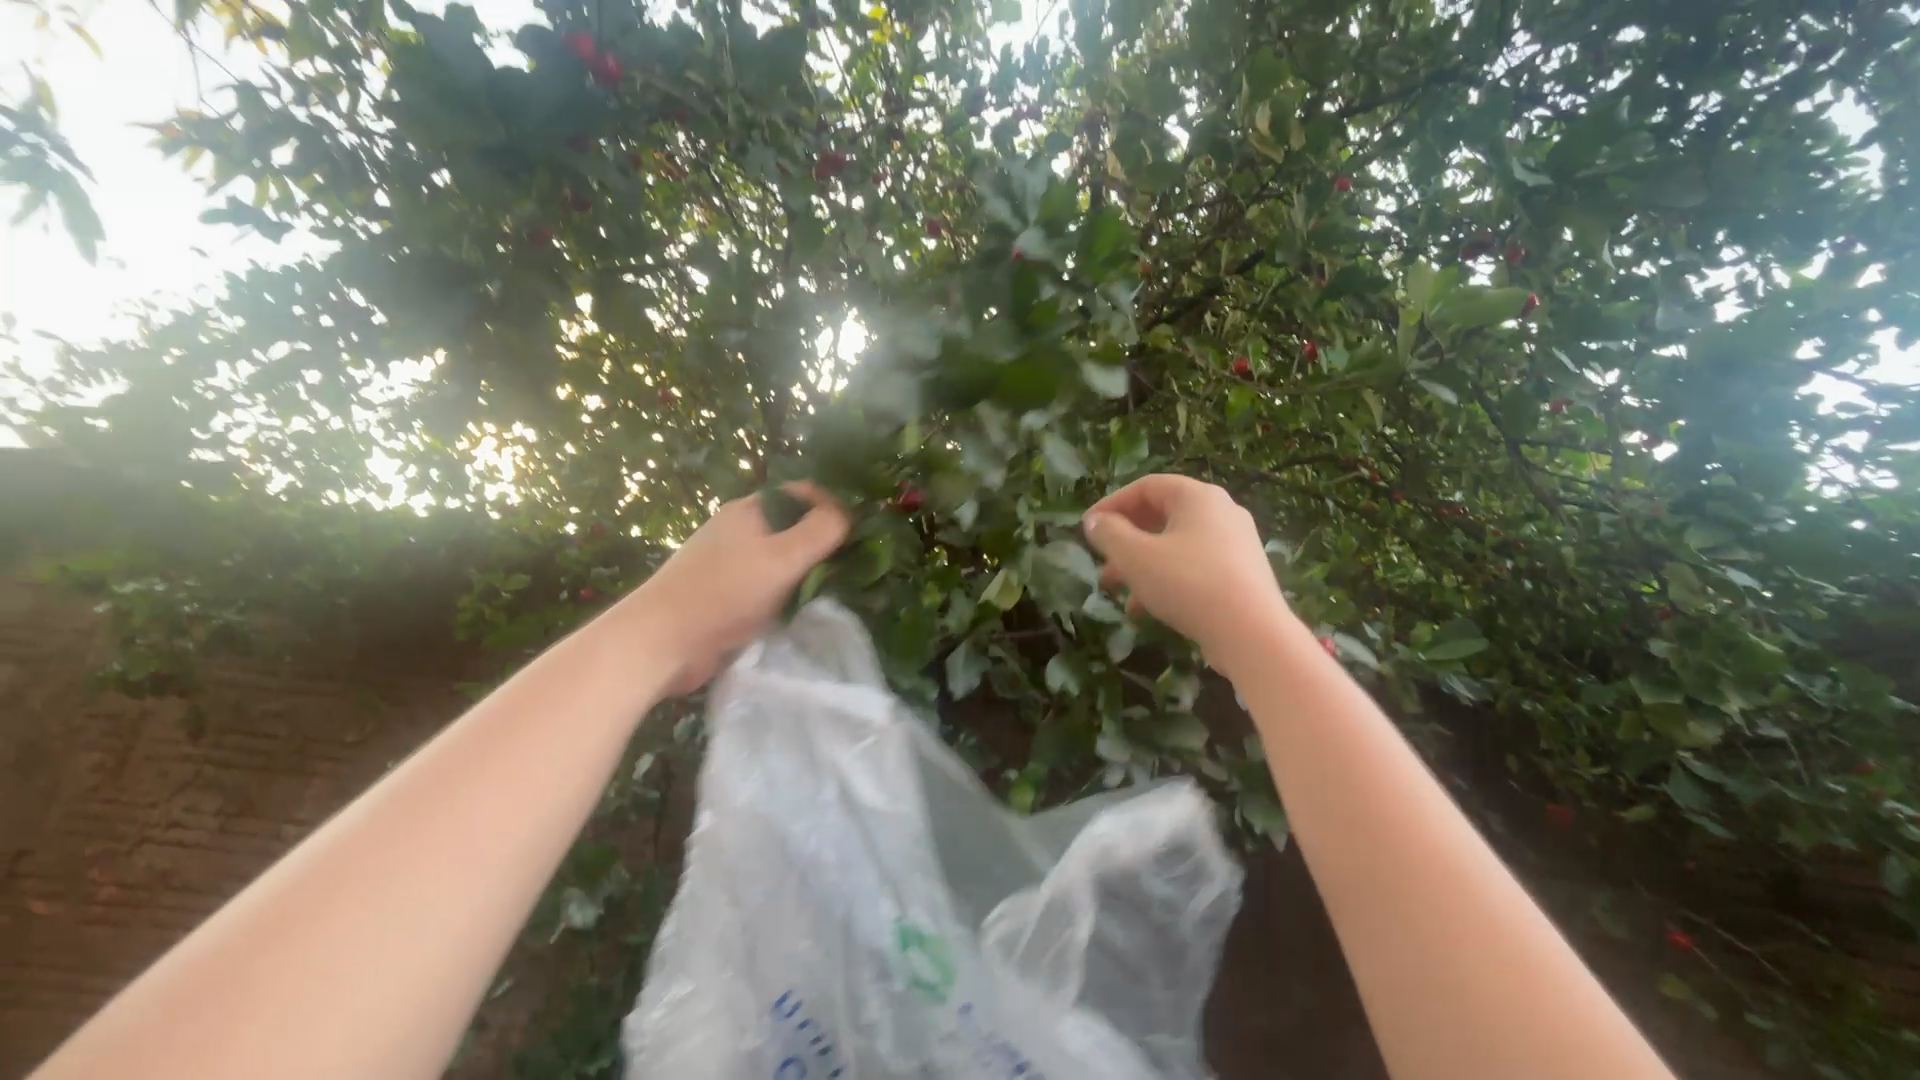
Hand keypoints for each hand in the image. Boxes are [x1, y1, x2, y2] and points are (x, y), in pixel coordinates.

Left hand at [626, 482, 849, 692]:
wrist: (664, 641)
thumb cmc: (726, 591)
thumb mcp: (784, 557)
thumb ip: (821, 531)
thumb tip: (847, 516)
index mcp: (750, 511)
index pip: (804, 494)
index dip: (834, 508)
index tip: (860, 535)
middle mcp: (740, 531)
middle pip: (794, 527)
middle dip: (824, 544)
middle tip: (854, 568)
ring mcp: (731, 565)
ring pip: (782, 560)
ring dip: (807, 574)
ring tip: (835, 592)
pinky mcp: (727, 596)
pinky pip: (769, 588)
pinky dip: (787, 596)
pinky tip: (802, 612)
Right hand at [1082, 474, 1292, 675]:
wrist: (1251, 632)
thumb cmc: (1188, 583)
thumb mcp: (1136, 556)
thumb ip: (1109, 533)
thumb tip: (1095, 521)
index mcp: (1197, 496)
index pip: (1146, 487)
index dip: (1111, 505)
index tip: (1087, 529)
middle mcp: (1221, 511)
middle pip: (1161, 516)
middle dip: (1125, 540)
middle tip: (1100, 561)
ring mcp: (1236, 543)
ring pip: (1176, 545)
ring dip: (1141, 564)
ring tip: (1116, 590)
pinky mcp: (1241, 574)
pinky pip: (1194, 567)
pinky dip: (1166, 579)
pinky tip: (1145, 609)